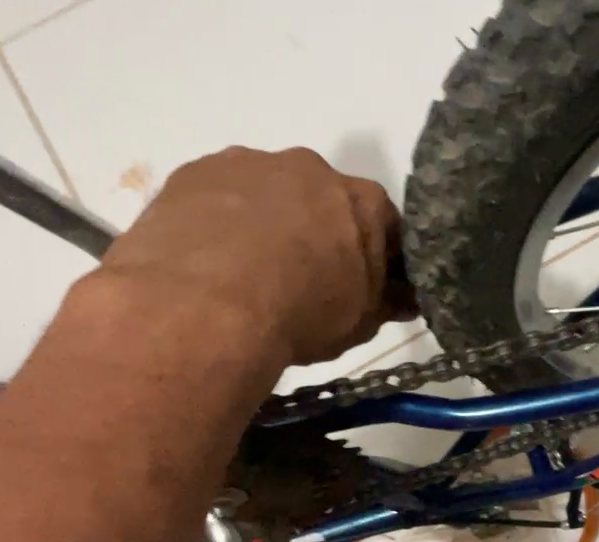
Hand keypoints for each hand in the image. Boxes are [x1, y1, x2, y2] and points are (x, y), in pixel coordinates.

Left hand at [98, 147, 417, 366]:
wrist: (204, 306)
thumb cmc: (304, 312)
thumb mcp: (363, 321)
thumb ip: (388, 302)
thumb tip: (404, 298)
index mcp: (364, 201)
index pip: (387, 225)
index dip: (383, 257)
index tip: (372, 284)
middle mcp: (311, 168)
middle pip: (326, 200)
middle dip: (324, 230)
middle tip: (311, 277)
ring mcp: (248, 163)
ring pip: (272, 192)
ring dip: (273, 222)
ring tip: (256, 271)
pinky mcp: (194, 171)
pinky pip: (224, 196)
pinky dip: (227, 220)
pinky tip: (219, 260)